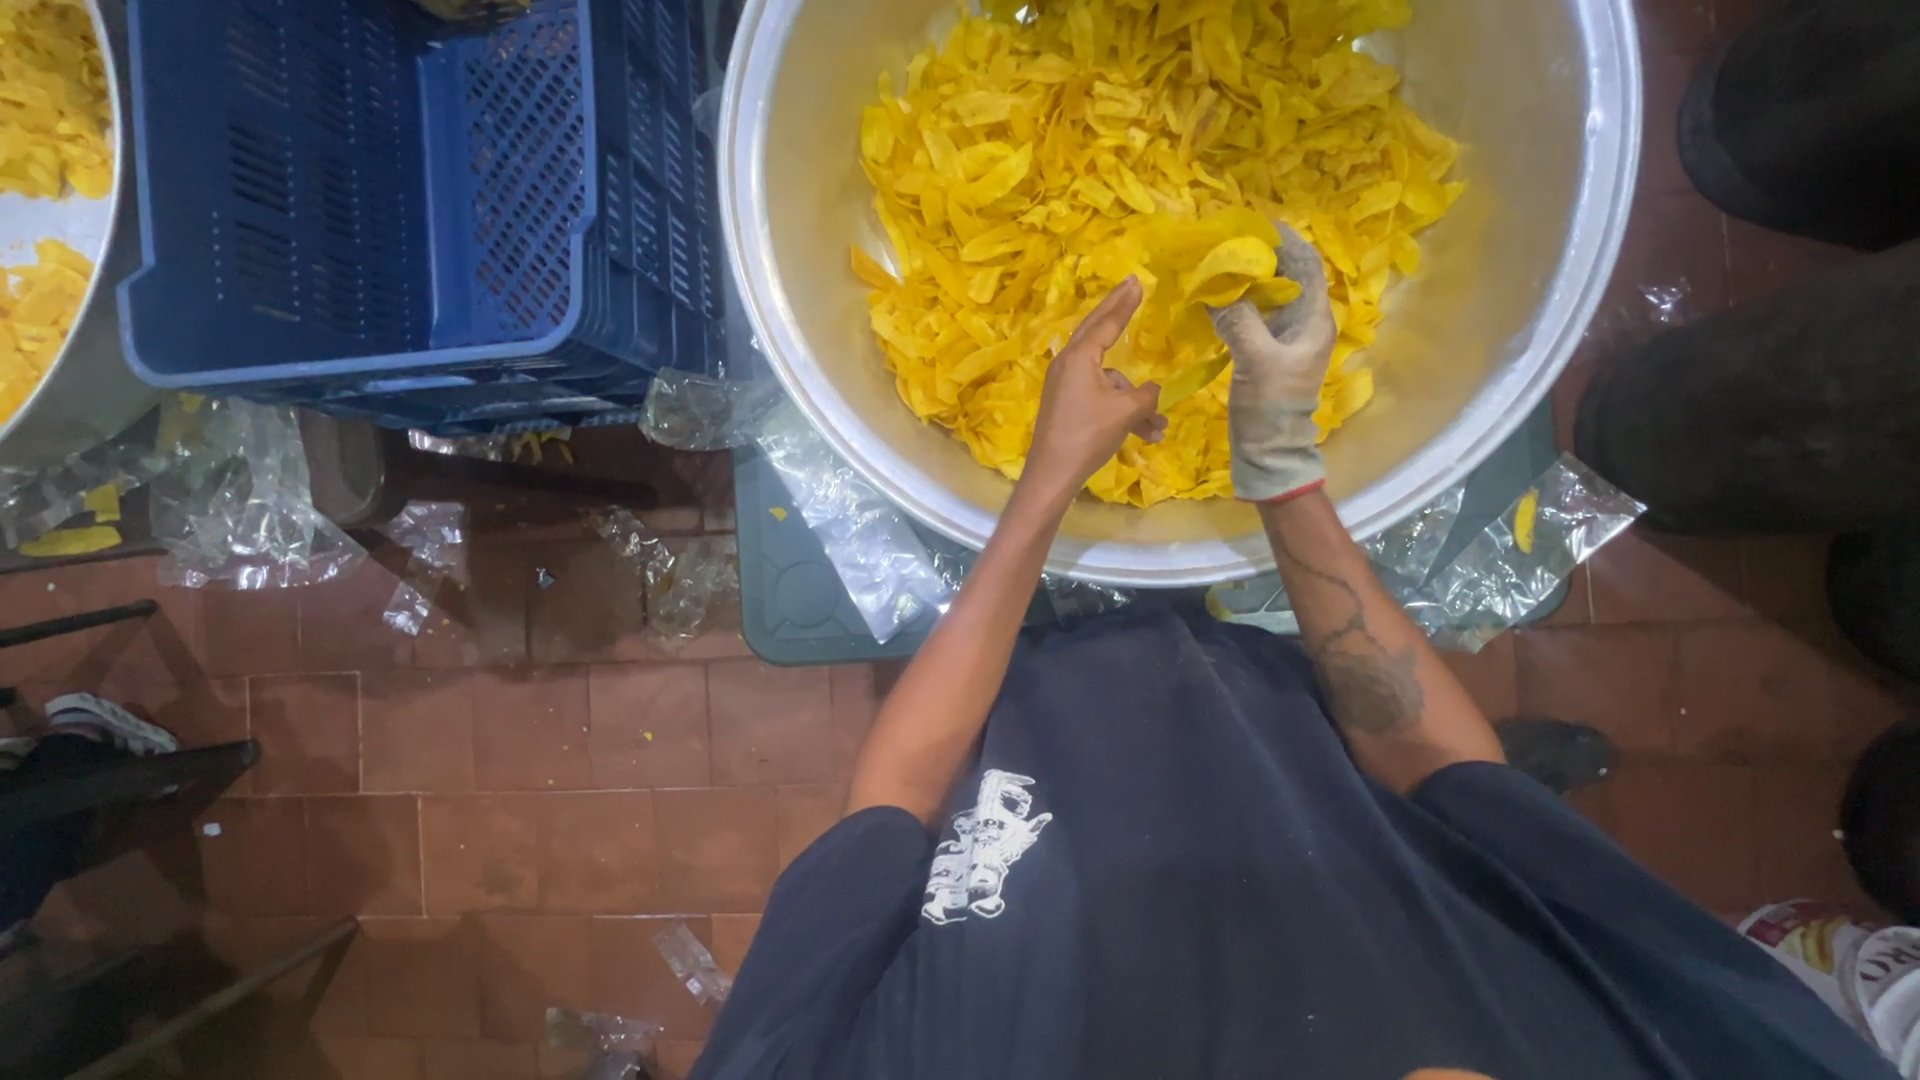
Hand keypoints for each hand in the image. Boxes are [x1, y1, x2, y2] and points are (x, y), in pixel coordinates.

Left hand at [1023, 277, 1165, 501]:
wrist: (1053, 473)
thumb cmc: (1088, 434)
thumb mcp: (1125, 412)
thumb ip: (1145, 395)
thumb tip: (1151, 391)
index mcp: (1079, 358)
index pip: (1106, 323)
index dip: (1124, 304)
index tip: (1135, 282)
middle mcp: (1069, 365)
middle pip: (1098, 333)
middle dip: (1119, 315)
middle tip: (1132, 288)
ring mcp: (1065, 386)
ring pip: (1110, 383)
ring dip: (1135, 402)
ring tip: (1155, 427)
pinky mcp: (1066, 406)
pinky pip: (1101, 399)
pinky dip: (1121, 413)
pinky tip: (1143, 436)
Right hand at [1211, 224, 1337, 502]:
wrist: (1268, 451)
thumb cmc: (1272, 407)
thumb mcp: (1257, 360)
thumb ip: (1240, 320)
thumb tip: (1218, 289)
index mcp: (1314, 320)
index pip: (1307, 266)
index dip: (1286, 242)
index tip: (1257, 225)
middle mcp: (1304, 324)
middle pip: (1287, 277)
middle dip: (1261, 257)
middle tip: (1228, 242)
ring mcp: (1284, 339)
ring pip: (1268, 297)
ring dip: (1246, 280)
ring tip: (1218, 264)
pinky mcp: (1265, 352)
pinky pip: (1253, 317)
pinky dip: (1236, 303)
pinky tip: (1215, 299)